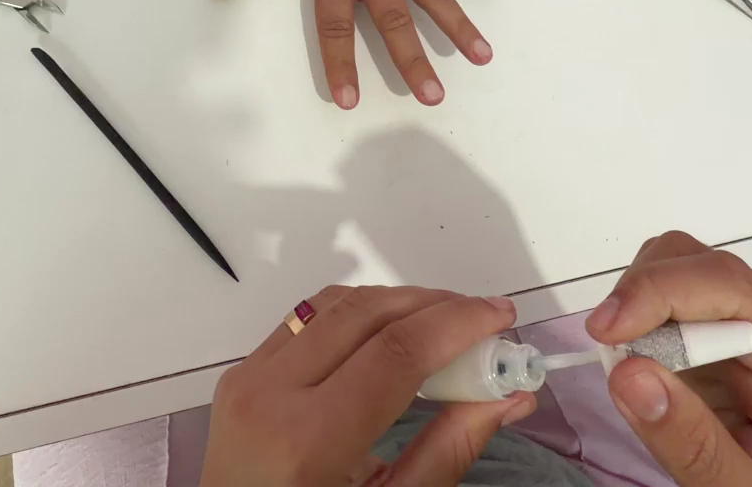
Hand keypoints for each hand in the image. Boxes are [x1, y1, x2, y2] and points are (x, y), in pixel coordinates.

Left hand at [200, 286, 532, 486]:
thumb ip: (447, 451)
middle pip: (367, 313)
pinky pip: (308, 317)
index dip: (457, 324)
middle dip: (435, 304)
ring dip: (398, 300)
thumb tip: (509, 397)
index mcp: (306, 441)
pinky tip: (391, 328)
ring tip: (446, 321)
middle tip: (484, 317)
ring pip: (336, 303)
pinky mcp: (242, 371)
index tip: (501, 316)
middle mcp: (270, 392)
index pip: (395, 353)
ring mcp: (248, 376)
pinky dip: (357, 311)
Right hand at [586, 233, 751, 486]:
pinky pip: (669, 303)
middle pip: (707, 267)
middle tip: (606, 342)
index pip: (735, 291)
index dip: (665, 291)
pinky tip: (632, 361)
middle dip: (645, 288)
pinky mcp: (713, 351)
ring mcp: (742, 343)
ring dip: (638, 299)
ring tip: (620, 357)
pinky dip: (636, 316)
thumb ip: (696, 447)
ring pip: (684, 270)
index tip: (608, 328)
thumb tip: (628, 375)